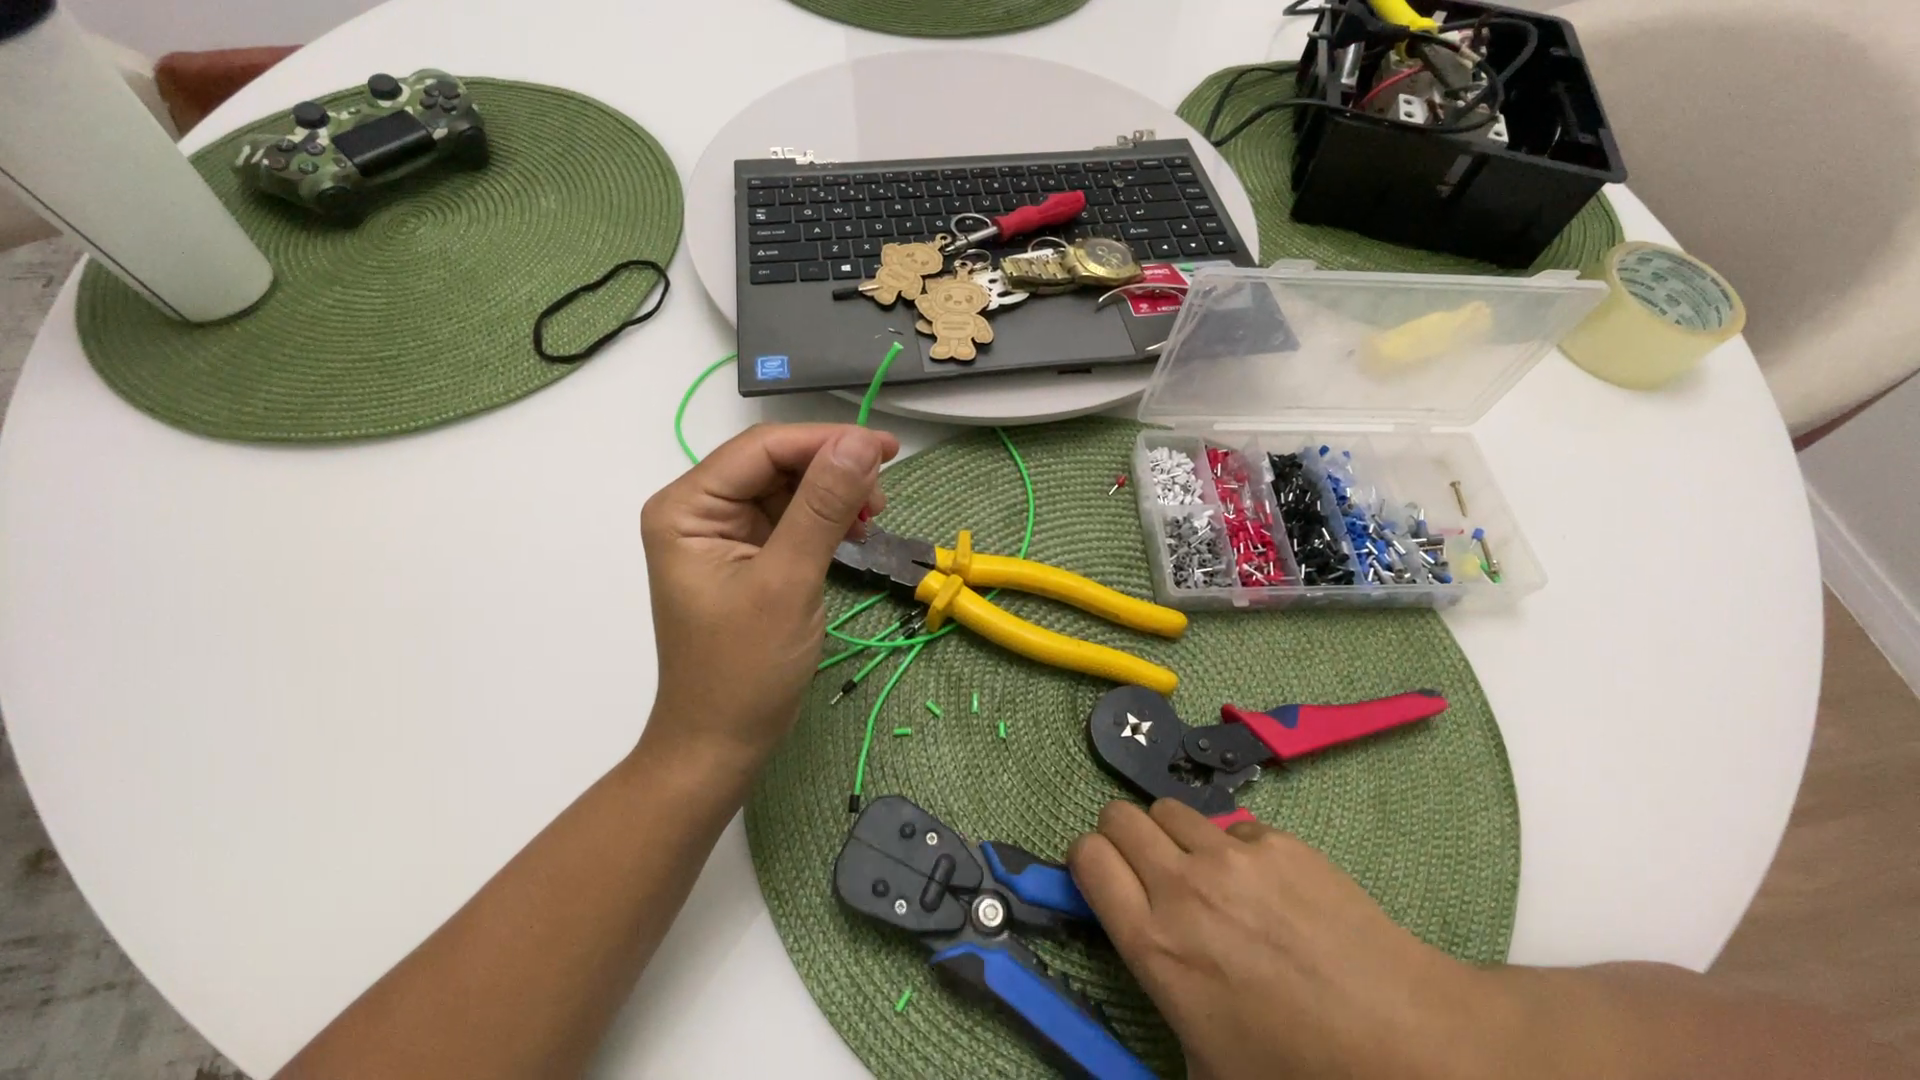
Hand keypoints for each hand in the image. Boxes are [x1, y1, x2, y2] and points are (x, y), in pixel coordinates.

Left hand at [640, 423, 898, 765]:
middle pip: (775, 464)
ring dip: (834, 496)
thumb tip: (860, 442)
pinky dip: (826, 521)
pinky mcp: (747, 557)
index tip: (886, 449)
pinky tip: (854, 534)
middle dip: (832, 471)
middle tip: (883, 497)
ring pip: (788, 489)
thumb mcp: (787, 582)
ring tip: (872, 519)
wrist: (722, 742)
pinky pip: (792, 519)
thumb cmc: (744, 669)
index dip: (825, 441)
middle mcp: (698, 511)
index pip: (761, 449)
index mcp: (687, 508)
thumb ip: (822, 507)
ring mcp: (722, 534)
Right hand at [1068, 800, 1495, 1079]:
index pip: (1086, 856)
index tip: (1107, 879)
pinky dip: (1238, 850)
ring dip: (1175, 837)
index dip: (1089, 861)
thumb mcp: (1198, 1059)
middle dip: (1123, 837)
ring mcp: (1233, 856)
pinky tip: (1271, 890)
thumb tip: (1146, 958)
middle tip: (1148, 869)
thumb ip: (1157, 994)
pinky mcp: (1279, 842)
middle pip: (1118, 816)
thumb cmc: (1292, 1067)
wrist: (1397, 1040)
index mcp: (1152, 943)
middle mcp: (1182, 886)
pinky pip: (1235, 828)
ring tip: (1206, 873)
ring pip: (1170, 810)